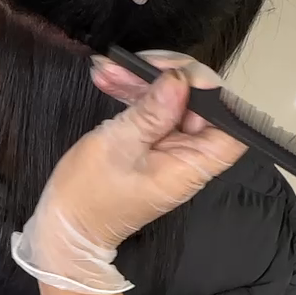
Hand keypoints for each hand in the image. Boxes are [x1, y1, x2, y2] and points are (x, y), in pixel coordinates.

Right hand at [11, 51, 245, 292]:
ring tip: (106, 71)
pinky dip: (133, 96)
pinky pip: (152, 114)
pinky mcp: (151, 147)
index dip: (213, 94)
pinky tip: (108, 79)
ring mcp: (170, 152)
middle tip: (134, 65)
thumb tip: (180, 79)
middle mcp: (188, 158)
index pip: (231, 126)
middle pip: (199, 106)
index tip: (178, 76)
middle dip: (167, 78)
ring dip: (142, 83)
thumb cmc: (87, 196)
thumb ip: (152, 111)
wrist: (65, 229)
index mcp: (192, 165)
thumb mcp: (117, 145)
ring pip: (171, 103)